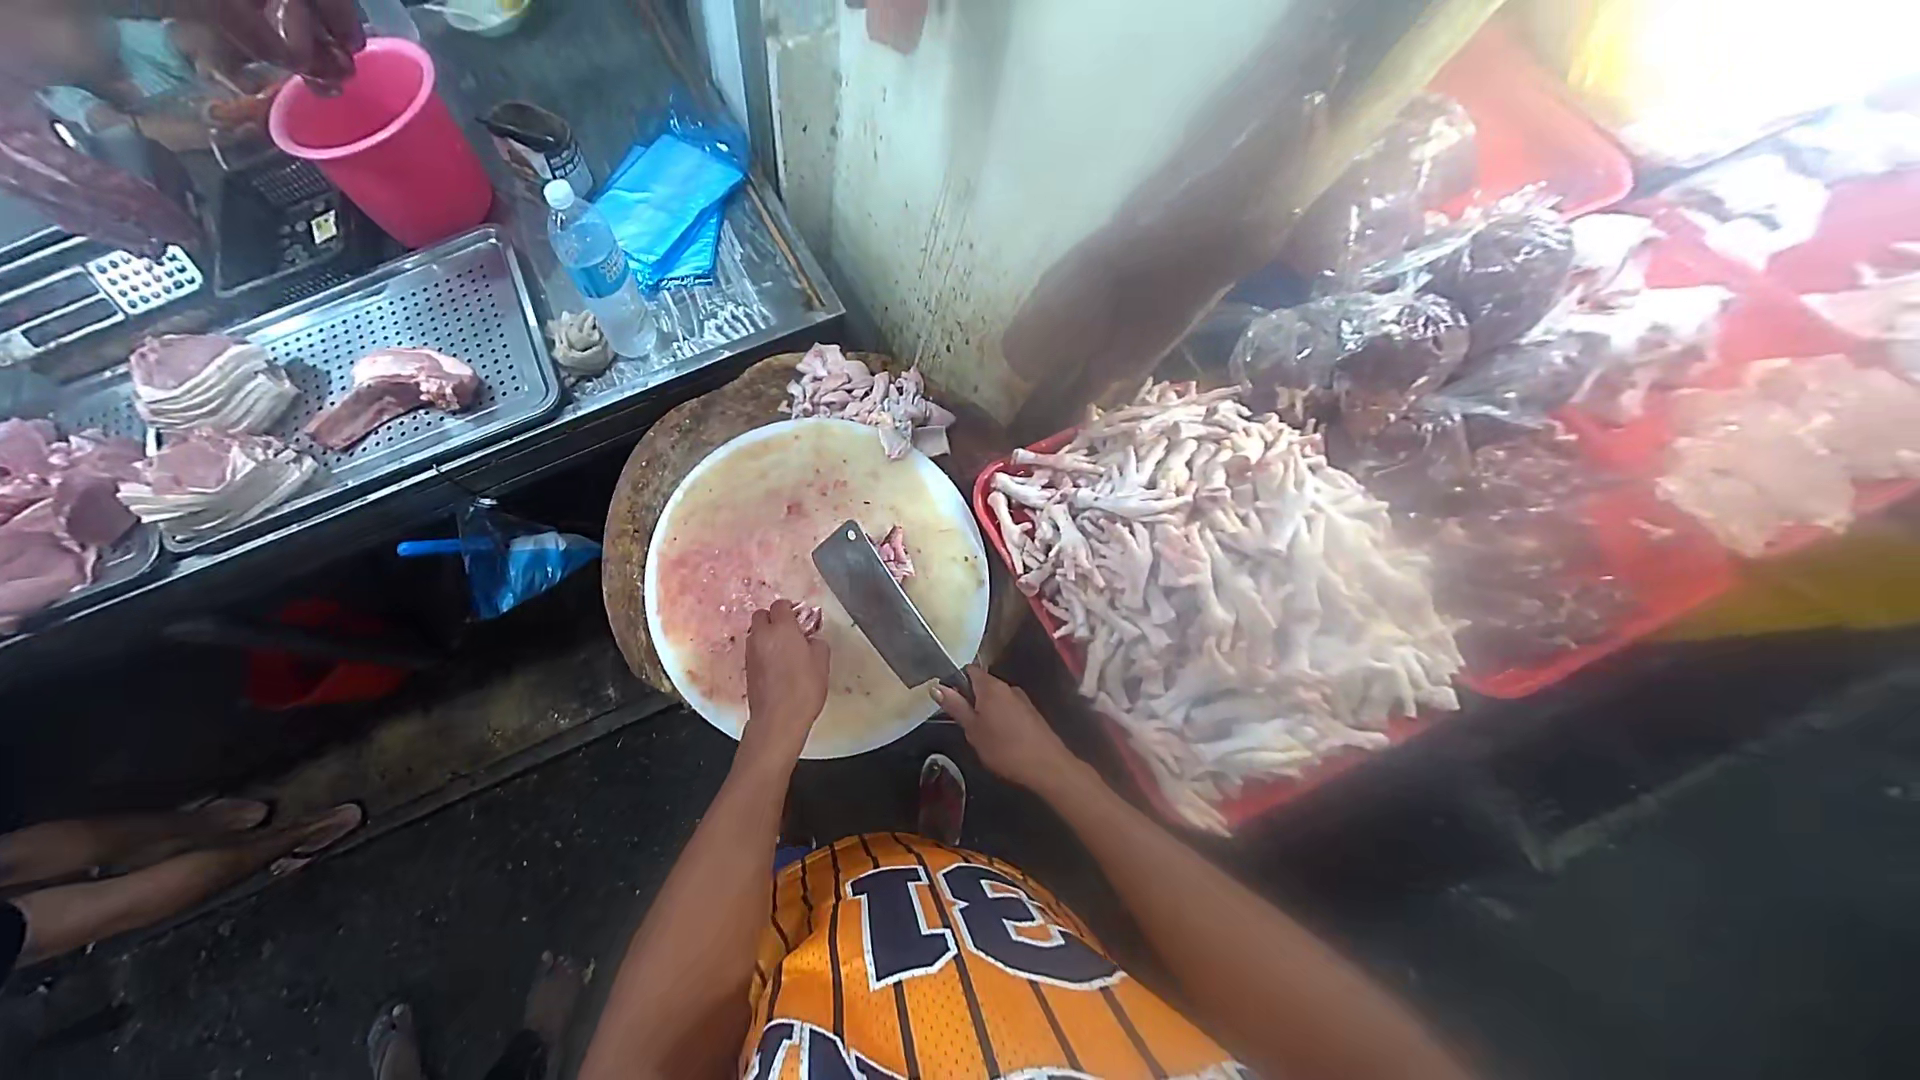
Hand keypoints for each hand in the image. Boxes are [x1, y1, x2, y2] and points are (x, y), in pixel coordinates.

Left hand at [742, 600, 829, 761]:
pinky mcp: (747, 668)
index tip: (801, 619)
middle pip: (761, 615)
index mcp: (781, 628)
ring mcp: (751, 652)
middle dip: (774, 619)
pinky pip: (754, 650)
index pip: (780, 605)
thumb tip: (809, 640)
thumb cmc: (804, 687)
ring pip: (756, 633)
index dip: (791, 609)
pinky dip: (763, 651)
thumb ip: (816, 642)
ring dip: (767, 635)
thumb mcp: (822, 661)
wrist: (778, 718)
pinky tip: (777, 665)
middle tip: (790, 631)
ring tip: (784, 650)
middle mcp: (761, 636)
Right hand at [932, 666, 1084, 792]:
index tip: (948, 700)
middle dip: (971, 699)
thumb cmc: (1004, 748)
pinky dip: (1000, 717)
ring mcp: (1022, 699)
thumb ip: (956, 706)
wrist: (1047, 766)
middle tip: (963, 723)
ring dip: (986, 710)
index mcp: (990, 686)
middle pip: (983, 684)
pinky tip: (1000, 738)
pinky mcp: (1031, 713)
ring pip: (996, 698)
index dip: (955, 681)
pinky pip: (1009, 708)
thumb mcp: (973, 730)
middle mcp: (1007, 686)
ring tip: (981, 734)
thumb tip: (937, 687)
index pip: (968, 670)